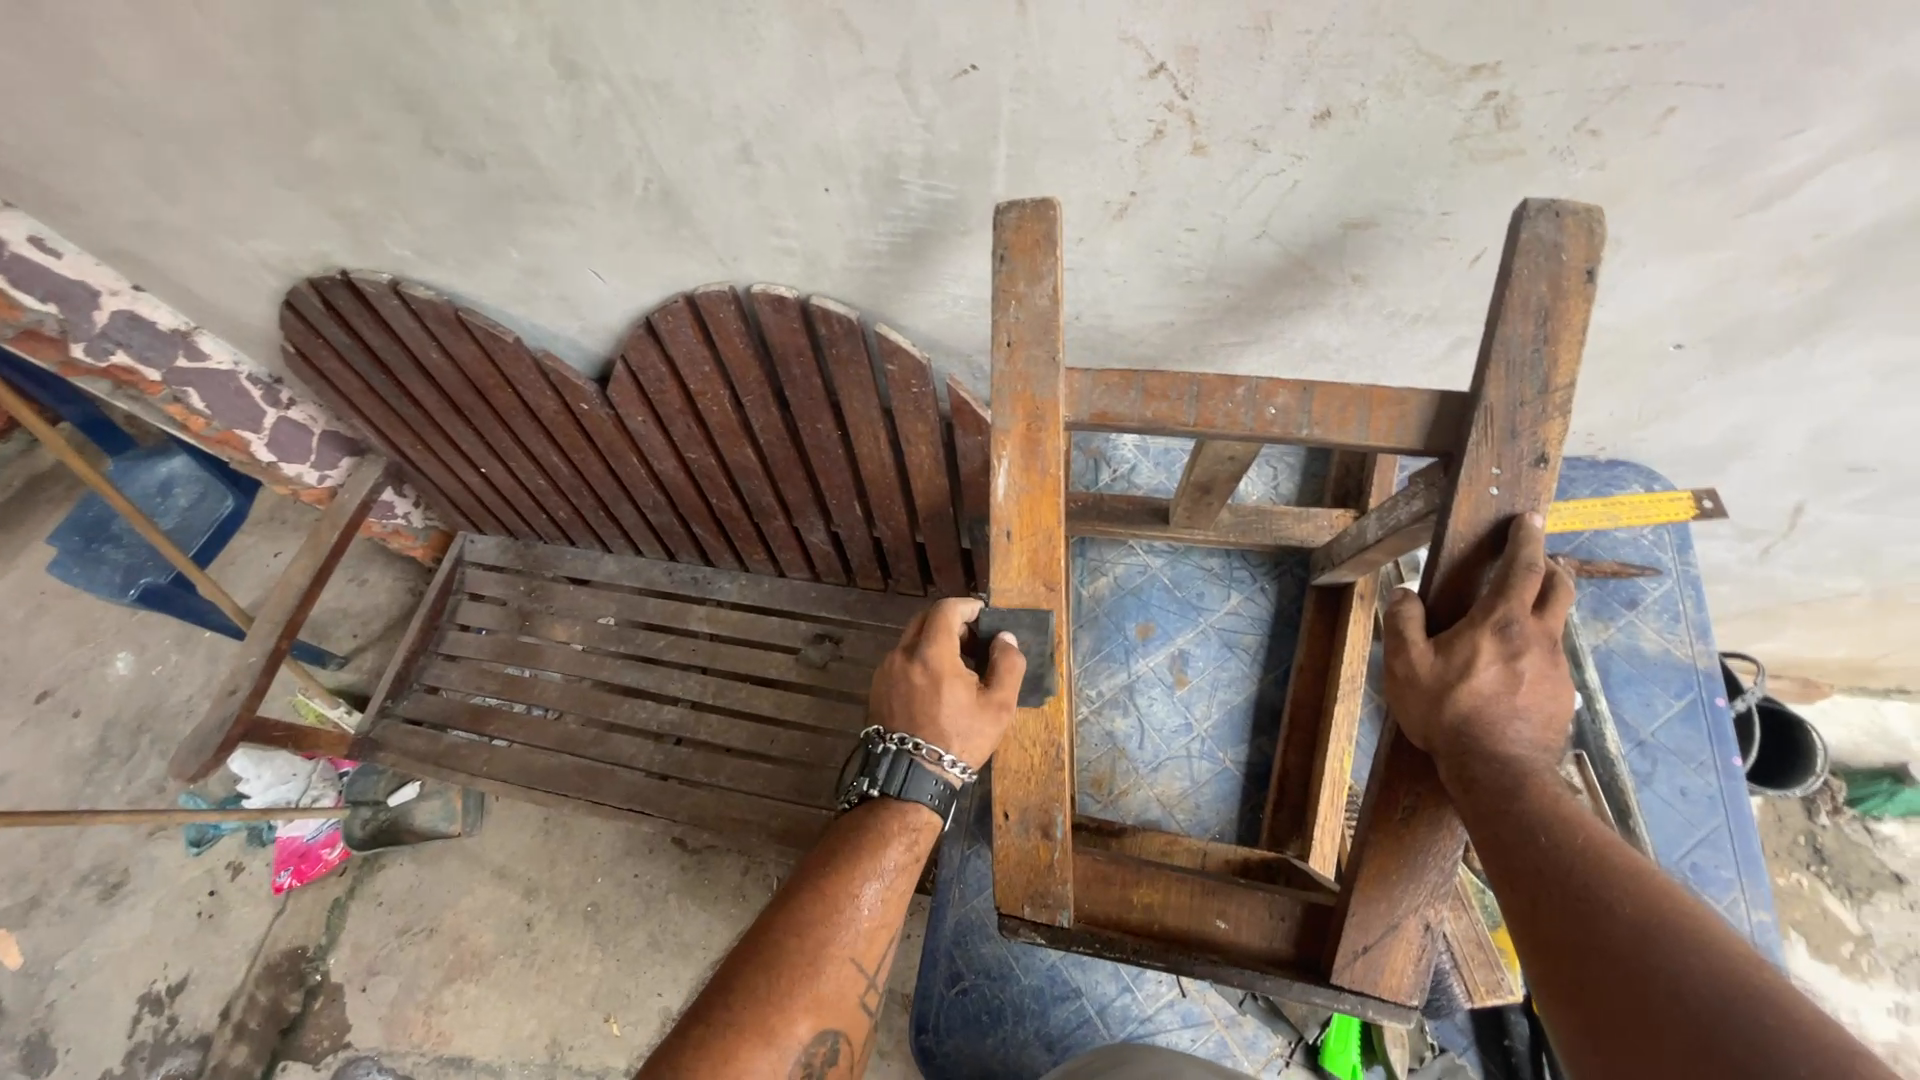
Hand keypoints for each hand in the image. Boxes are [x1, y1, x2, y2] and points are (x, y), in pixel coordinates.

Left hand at [866, 597, 1026, 776]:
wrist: (911, 778)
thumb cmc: (959, 740)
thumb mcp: (998, 706)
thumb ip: (1008, 664)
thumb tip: (1005, 638)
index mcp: (931, 653)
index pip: (946, 609)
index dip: (967, 606)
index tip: (982, 614)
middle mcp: (902, 654)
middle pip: (925, 620)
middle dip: (950, 622)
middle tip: (973, 640)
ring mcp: (885, 671)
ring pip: (911, 640)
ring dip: (934, 642)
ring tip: (957, 666)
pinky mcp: (877, 687)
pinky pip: (901, 661)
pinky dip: (919, 660)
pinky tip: (935, 685)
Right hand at [1382, 512, 1576, 790]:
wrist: (1498, 772)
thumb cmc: (1447, 713)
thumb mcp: (1406, 667)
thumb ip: (1403, 622)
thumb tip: (1405, 593)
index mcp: (1500, 622)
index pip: (1523, 568)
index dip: (1527, 539)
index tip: (1530, 519)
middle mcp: (1538, 638)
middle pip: (1560, 588)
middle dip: (1552, 566)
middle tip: (1538, 559)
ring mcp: (1556, 668)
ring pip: (1557, 625)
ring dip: (1543, 610)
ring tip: (1514, 621)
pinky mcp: (1562, 696)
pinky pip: (1551, 660)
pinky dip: (1535, 651)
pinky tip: (1511, 672)